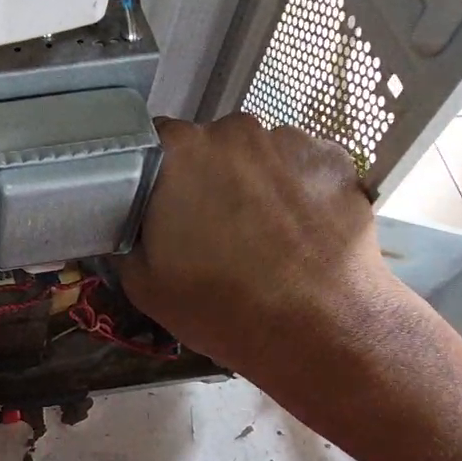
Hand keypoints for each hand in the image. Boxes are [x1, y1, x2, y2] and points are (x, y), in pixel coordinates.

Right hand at [120, 116, 415, 421]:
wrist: (322, 328)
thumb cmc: (220, 307)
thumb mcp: (142, 285)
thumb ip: (126, 238)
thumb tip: (129, 225)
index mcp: (177, 152)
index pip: (149, 144)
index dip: (150, 176)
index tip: (155, 207)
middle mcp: (233, 131)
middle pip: (207, 147)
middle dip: (203, 179)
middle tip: (207, 230)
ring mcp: (290, 140)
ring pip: (256, 156)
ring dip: (251, 185)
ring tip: (260, 237)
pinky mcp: (335, 158)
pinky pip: (299, 168)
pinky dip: (294, 192)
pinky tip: (296, 234)